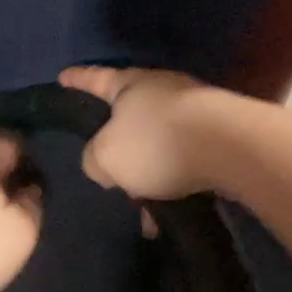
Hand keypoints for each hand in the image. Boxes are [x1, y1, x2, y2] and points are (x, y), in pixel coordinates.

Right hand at [60, 65, 224, 199]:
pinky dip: (171, 184)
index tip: (63, 76)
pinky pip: (182, 160)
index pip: (96, 78)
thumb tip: (104, 164)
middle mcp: (162, 90)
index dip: (78, 79)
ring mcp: (193, 110)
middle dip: (118, 138)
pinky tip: (166, 216)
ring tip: (140, 206)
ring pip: (158, 141)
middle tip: (105, 160)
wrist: (228, 148)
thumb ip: (94, 159)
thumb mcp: (107, 156)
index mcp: (130, 84)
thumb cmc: (156, 142)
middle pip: (131, 111)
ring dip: (147, 172)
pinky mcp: (217, 135)